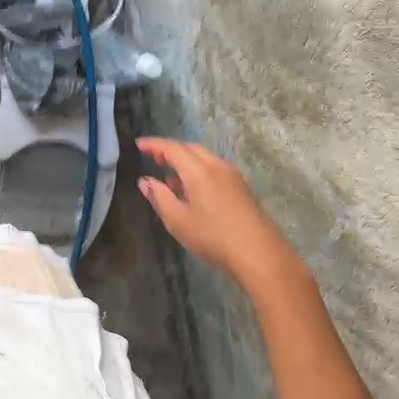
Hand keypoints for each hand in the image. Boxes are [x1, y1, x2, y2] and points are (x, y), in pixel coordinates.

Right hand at [137, 138, 298, 285]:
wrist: (260, 254)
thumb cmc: (214, 237)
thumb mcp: (178, 221)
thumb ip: (159, 197)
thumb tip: (145, 181)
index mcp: (199, 171)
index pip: (172, 148)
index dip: (154, 144)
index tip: (139, 144)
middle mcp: (217, 166)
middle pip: (190, 149)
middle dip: (170, 150)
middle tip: (153, 159)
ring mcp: (233, 176)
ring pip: (204, 159)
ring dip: (185, 162)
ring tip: (169, 179)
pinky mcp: (242, 188)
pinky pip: (215, 169)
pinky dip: (198, 171)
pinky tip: (193, 192)